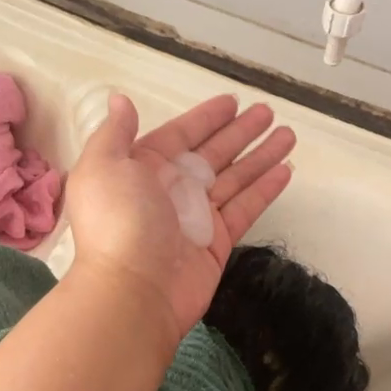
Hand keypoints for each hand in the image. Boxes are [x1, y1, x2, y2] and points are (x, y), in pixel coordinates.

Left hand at [63, 91, 294, 339]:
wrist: (133, 291)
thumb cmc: (117, 223)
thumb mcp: (102, 166)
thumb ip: (115, 132)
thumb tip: (119, 99)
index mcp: (142, 169)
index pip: (180, 136)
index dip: (206, 119)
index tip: (232, 102)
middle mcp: (170, 191)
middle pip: (212, 154)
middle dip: (240, 133)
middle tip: (268, 113)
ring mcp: (195, 219)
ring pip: (234, 179)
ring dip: (260, 156)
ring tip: (288, 134)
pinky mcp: (217, 244)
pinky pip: (244, 209)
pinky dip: (265, 190)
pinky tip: (285, 170)